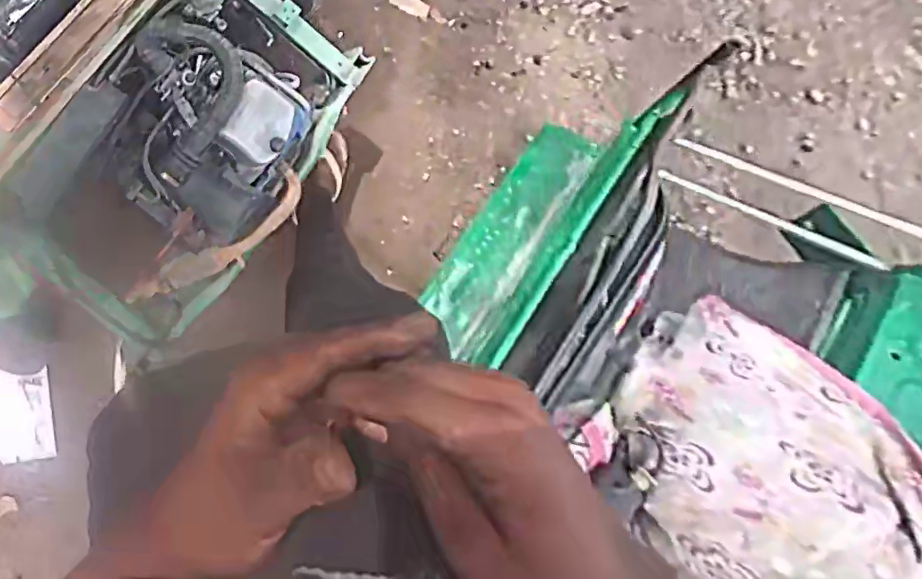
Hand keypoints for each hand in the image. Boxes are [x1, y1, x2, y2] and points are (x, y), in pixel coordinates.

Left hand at [78, 314, 439, 578]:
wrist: (186, 536)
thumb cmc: (219, 511)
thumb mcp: (262, 495)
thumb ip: (305, 471)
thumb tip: (351, 452)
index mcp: (264, 382)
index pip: (325, 351)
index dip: (372, 338)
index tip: (419, 327)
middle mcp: (272, 380)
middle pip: (333, 353)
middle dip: (380, 344)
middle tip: (432, 335)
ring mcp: (280, 401)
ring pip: (334, 372)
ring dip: (374, 365)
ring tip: (424, 361)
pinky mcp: (288, 424)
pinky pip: (332, 399)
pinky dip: (363, 395)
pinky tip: (393, 403)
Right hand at [326, 361, 670, 578]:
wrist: (605, 576)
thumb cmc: (542, 573)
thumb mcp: (477, 551)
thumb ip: (428, 478)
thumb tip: (378, 423)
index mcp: (500, 434)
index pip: (410, 393)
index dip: (358, 391)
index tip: (316, 398)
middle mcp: (503, 395)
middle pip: (413, 369)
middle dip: (365, 379)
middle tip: (325, 401)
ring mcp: (507, 387)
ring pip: (424, 363)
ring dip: (385, 377)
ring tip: (349, 400)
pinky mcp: (506, 391)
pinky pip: (442, 372)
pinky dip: (409, 381)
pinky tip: (388, 401)